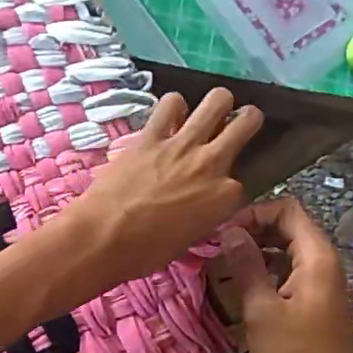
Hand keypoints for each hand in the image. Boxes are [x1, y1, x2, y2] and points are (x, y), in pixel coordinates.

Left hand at [56, 89, 261, 286]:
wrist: (104, 235)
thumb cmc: (145, 251)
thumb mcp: (188, 240)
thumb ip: (202, 214)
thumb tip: (197, 206)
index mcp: (224, 196)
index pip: (241, 180)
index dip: (228, 183)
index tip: (217, 187)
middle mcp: (211, 163)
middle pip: (246, 122)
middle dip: (248, 120)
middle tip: (239, 123)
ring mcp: (182, 145)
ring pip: (217, 100)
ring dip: (218, 103)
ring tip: (209, 112)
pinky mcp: (151, 135)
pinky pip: (170, 104)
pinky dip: (173, 107)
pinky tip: (170, 116)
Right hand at [210, 197, 352, 352]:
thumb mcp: (262, 308)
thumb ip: (246, 264)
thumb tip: (229, 230)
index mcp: (316, 257)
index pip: (287, 209)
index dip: (254, 212)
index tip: (225, 232)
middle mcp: (325, 261)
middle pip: (288, 225)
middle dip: (253, 228)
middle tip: (219, 246)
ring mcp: (323, 280)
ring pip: (288, 247)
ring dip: (258, 248)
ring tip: (225, 261)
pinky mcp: (318, 297)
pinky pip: (291, 267)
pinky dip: (268, 266)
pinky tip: (244, 282)